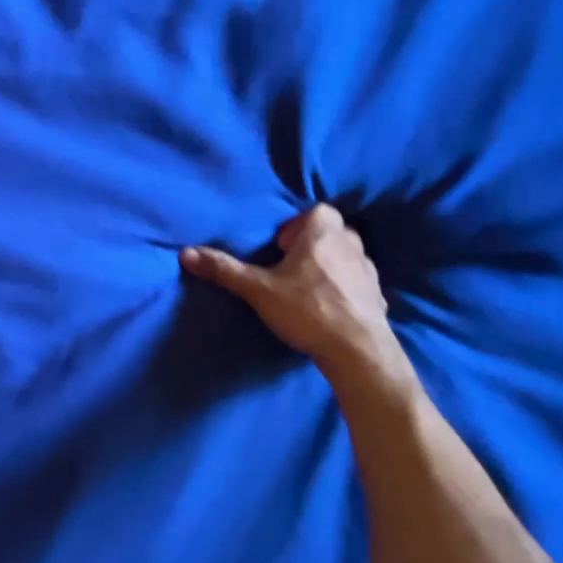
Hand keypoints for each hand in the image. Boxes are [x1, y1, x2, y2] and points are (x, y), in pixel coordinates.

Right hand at [180, 204, 395, 369]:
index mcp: (324, 236)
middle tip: (289, 264)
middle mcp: (351, 246)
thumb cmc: (307, 310)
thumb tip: (185, 253)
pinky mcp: (377, 296)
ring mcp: (369, 271)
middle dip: (313, 243)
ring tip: (306, 285)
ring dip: (330, 264)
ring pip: (347, 256)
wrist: (358, 351)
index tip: (281, 246)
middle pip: (333, 232)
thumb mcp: (258, 289)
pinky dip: (344, 287)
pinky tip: (328, 305)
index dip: (298, 224)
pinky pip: (357, 281)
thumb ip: (224, 269)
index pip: (318, 211)